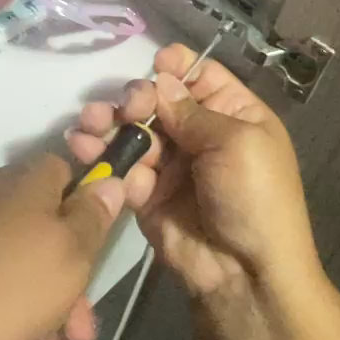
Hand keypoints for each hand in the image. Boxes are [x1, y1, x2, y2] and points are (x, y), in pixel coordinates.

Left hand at [0, 154, 125, 339]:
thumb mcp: (68, 255)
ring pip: (10, 278)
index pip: (66, 174)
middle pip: (42, 238)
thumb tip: (110, 181)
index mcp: (23, 184)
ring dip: (36, 327)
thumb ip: (94, 218)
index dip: (88, 211)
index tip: (98, 253)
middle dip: (67, 294)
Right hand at [67, 44, 320, 299]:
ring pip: (134, 131)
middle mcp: (201, 135)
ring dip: (109, 123)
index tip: (154, 64)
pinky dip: (102, 156)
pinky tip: (84, 149)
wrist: (245, 276)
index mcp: (234, 114)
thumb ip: (193, 111)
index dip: (176, 67)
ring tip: (89, 123)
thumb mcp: (236, 143)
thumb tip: (161, 80)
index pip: (201, 77)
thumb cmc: (255, 198)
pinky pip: (122, 168)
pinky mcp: (146, 196)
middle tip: (126, 108)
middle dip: (136, 97)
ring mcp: (173, 166)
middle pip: (160, 101)